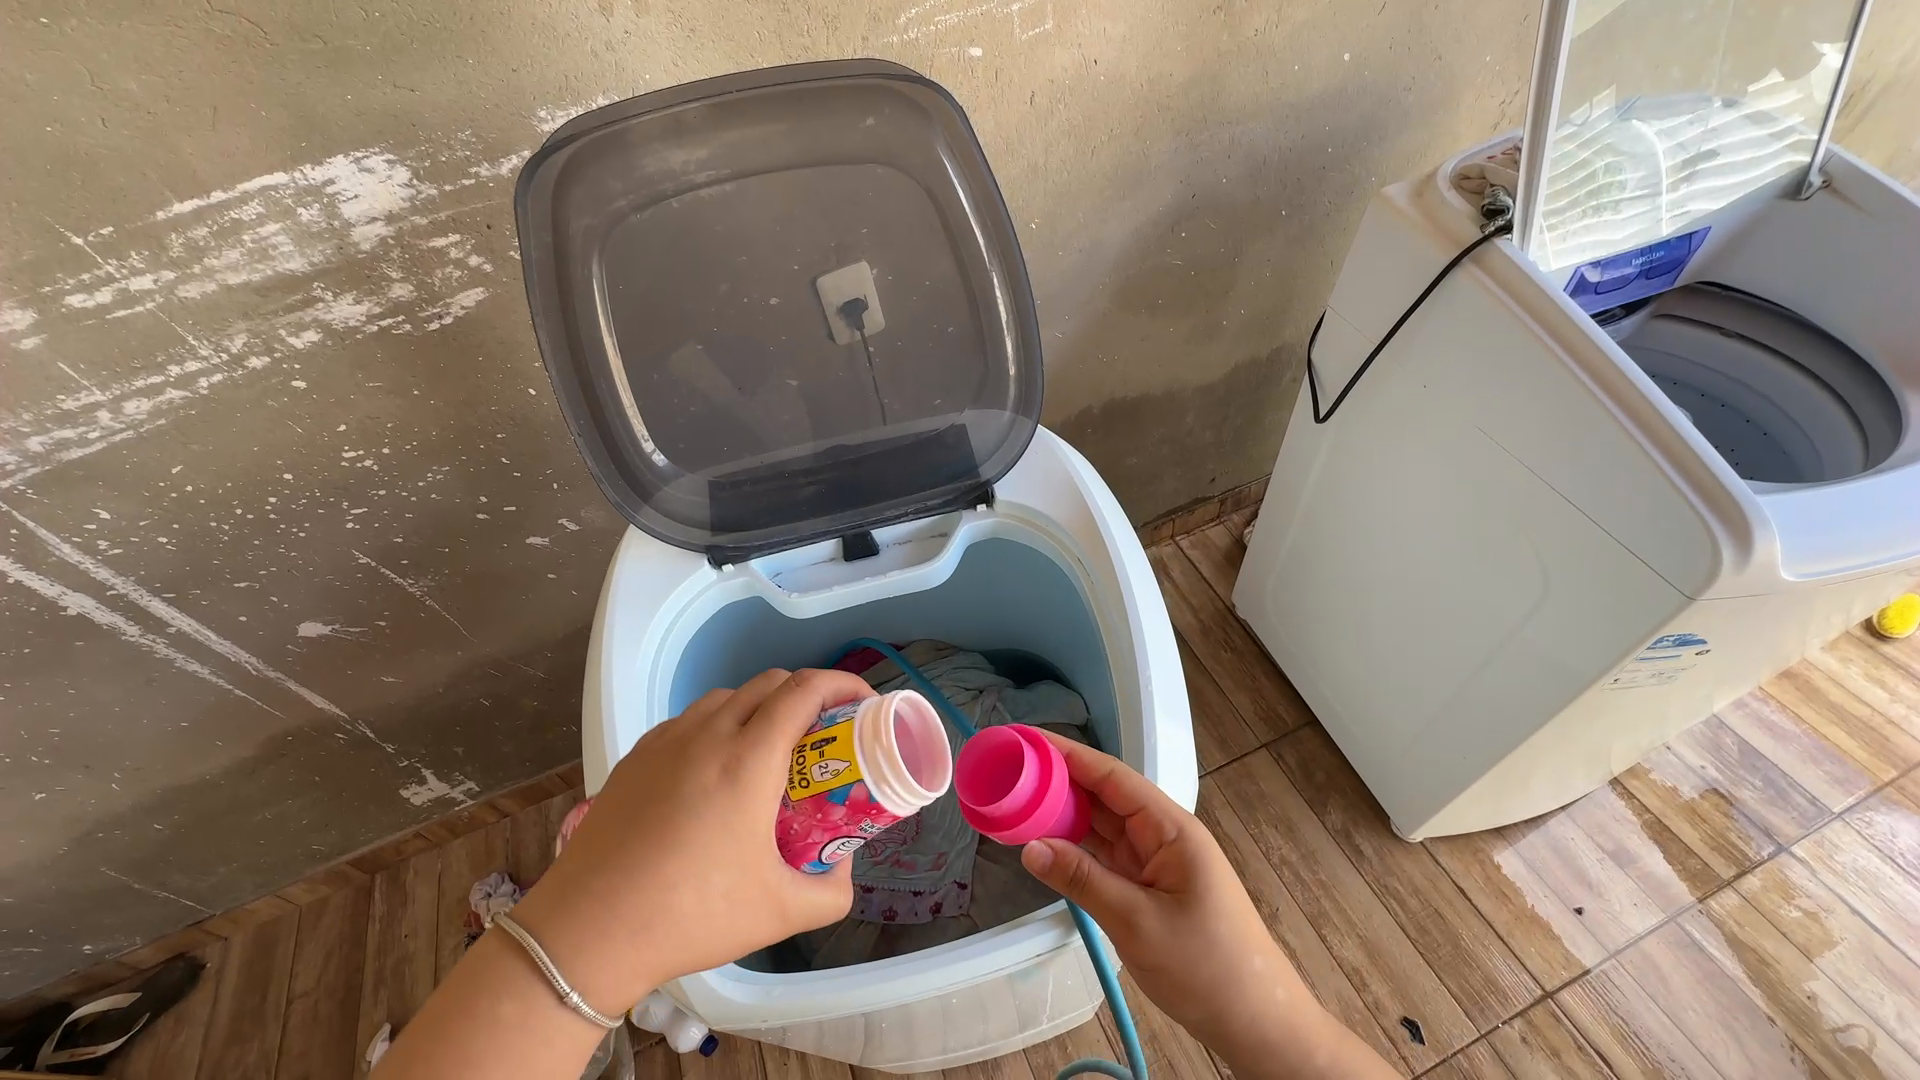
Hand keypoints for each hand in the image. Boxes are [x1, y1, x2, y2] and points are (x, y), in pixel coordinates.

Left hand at [509, 668, 873, 1014]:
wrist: (586, 932)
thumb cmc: (691, 916)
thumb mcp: (780, 912)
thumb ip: (831, 891)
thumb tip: (844, 866)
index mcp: (750, 760)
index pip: (805, 690)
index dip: (843, 685)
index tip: (863, 705)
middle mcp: (709, 734)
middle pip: (770, 682)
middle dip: (808, 694)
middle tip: (825, 732)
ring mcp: (666, 741)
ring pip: (728, 697)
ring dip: (762, 706)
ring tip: (772, 749)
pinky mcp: (636, 756)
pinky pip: (691, 719)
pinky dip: (720, 724)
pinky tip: (716, 768)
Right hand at [1019, 734, 1394, 1078]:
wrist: (1256, 1023)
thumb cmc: (1207, 967)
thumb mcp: (1137, 922)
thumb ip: (1082, 880)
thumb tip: (1030, 847)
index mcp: (1170, 828)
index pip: (1111, 776)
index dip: (1068, 754)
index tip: (1027, 739)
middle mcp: (1162, 835)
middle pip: (1103, 797)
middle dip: (1058, 782)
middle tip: (1008, 773)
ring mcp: (1156, 862)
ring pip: (1102, 827)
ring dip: (1063, 816)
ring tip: (1016, 802)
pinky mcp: (1149, 888)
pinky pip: (1106, 857)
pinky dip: (1075, 850)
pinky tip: (1045, 844)